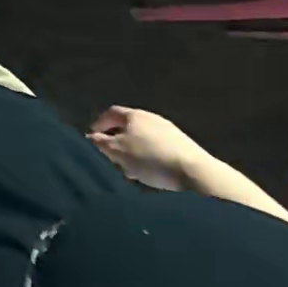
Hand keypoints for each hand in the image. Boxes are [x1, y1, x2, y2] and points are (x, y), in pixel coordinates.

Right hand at [87, 106, 209, 190]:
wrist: (196, 172)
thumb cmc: (149, 158)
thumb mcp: (116, 151)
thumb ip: (99, 142)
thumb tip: (91, 137)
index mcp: (134, 114)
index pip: (110, 113)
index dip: (98, 125)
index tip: (92, 139)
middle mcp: (152, 118)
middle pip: (127, 127)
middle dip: (116, 141)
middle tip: (111, 157)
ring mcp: (170, 131)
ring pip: (142, 139)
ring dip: (133, 151)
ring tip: (130, 169)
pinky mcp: (183, 146)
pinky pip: (158, 148)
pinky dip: (149, 157)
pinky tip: (150, 172)